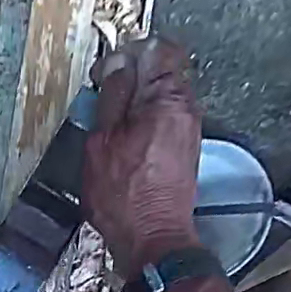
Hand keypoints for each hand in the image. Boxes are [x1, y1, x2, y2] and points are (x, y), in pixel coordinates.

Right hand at [82, 37, 202, 274]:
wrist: (152, 242)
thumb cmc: (127, 200)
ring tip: (110, 134)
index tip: (106, 74)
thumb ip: (112, 97)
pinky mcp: (182, 156)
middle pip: (158, 75)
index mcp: (169, 97)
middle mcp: (186, 110)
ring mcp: (187, 134)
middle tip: (102, 105)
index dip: (126, 55)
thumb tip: (116, 66)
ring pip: (158, 103)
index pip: (156, 48)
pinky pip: (160, 127)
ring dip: (133, 111)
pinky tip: (122, 152)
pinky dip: (141, 131)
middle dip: (129, 84)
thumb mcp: (103, 141)